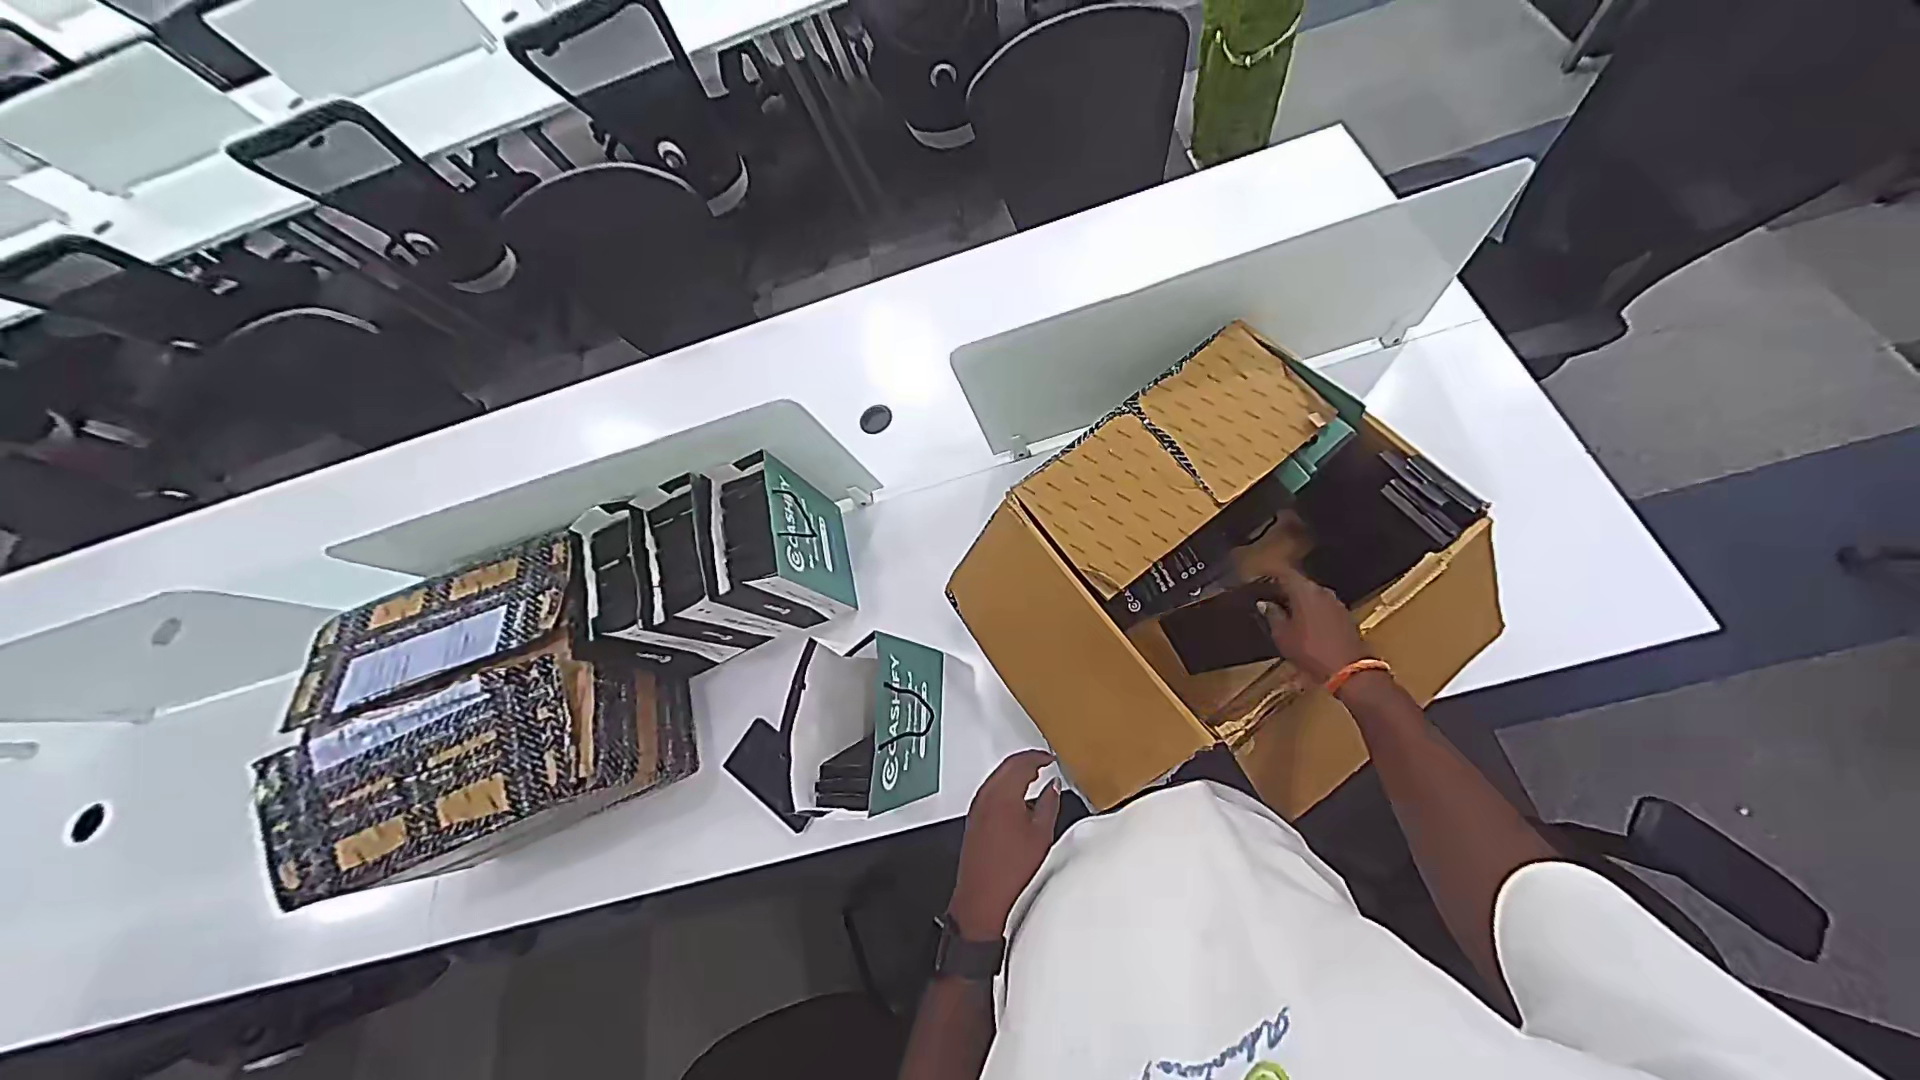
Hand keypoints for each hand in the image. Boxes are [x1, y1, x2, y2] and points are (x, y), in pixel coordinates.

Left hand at [949, 750, 1060, 940]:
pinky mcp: (975, 819)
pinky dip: (1006, 786)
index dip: (1037, 756)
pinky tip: (1018, 796)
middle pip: (1006, 766)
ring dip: (1015, 772)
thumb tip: (1053, 787)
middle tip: (1043, 761)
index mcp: (1002, 794)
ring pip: (997, 777)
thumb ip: (1049, 803)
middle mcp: (986, 796)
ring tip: (1034, 775)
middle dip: (1026, 761)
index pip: (1020, 762)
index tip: (1049, 757)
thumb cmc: (1010, 874)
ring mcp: (977, 807)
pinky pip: (991, 791)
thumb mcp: (1041, 834)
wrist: (984, 901)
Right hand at [1255, 562, 1369, 683]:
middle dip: (1283, 590)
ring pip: (1312, 595)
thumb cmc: (1310, 650)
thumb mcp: (1282, 635)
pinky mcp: (1345, 617)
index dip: (1269, 577)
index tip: (1257, 583)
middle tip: (1267, 600)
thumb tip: (1264, 603)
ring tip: (1283, 613)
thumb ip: (1272, 615)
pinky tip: (1302, 623)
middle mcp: (1322, 591)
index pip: (1284, 574)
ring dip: (1298, 601)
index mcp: (1305, 591)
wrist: (1350, 670)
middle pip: (1299, 583)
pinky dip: (1310, 611)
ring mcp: (1337, 603)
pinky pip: (1322, 607)